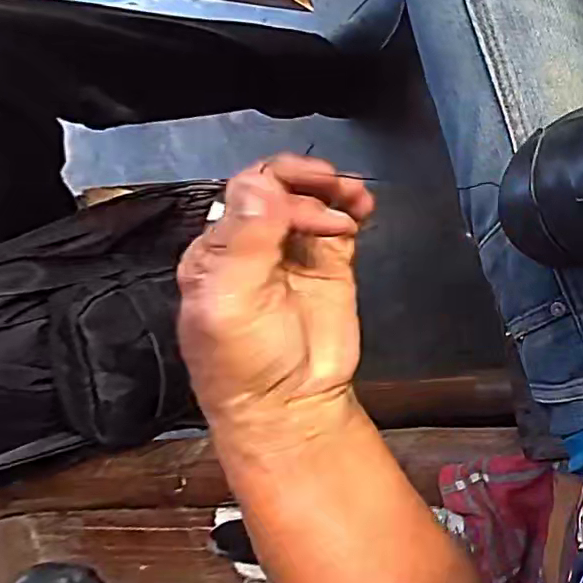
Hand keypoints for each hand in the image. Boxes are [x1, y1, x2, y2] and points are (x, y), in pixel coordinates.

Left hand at [176, 155, 375, 438]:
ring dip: (336, 190)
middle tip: (338, 187)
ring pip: (315, 201)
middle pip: (284, 189)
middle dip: (311, 181)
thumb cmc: (246, 361)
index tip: (313, 195)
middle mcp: (257, 243)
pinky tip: (363, 208)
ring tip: (357, 198)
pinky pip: (342, 224)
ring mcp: (297, 252)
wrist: (291, 402)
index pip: (249, 193)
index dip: (282, 184)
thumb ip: (245, 243)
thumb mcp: (230, 304)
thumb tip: (262, 185)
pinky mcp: (331, 264)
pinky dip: (354, 209)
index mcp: (220, 249)